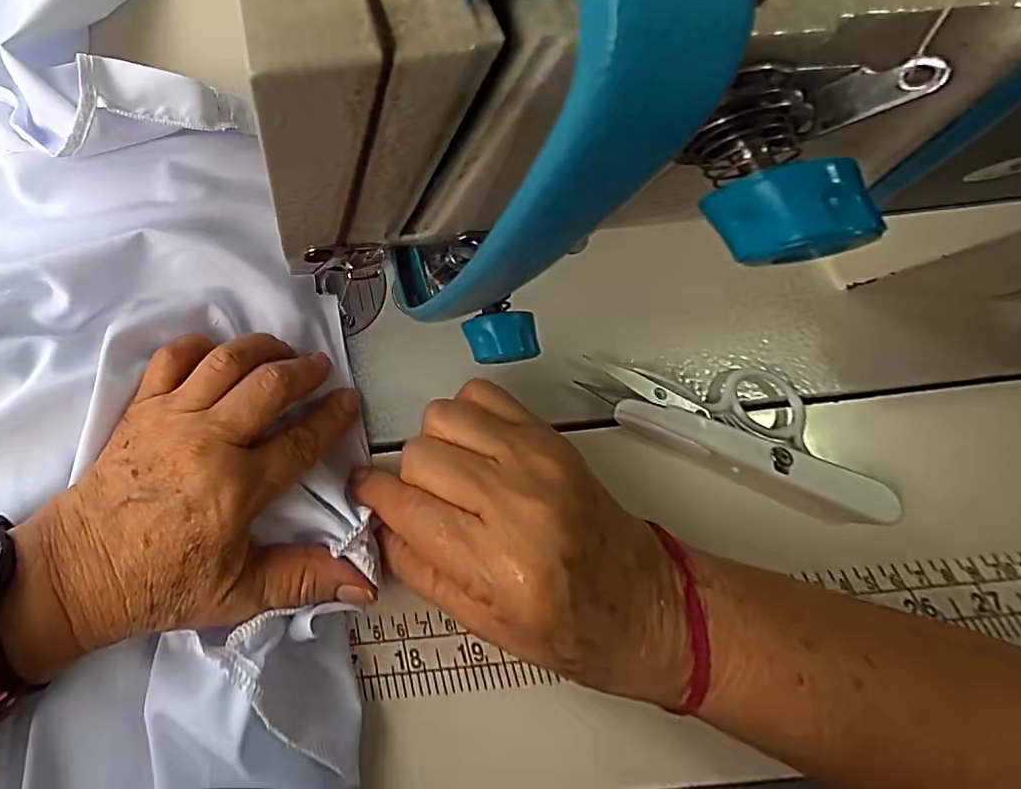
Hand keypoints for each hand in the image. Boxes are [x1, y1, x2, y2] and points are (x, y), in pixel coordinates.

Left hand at [4, 333, 372, 677]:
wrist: (88, 563)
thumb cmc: (161, 582)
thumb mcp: (238, 594)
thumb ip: (301, 579)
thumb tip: (363, 581)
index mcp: (237, 486)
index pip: (299, 441)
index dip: (330, 418)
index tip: (347, 401)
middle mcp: (207, 439)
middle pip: (267, 386)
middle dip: (303, 370)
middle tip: (320, 366)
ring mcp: (170, 416)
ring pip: (223, 362)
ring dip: (257, 347)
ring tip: (279, 348)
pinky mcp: (141, 407)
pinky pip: (169, 360)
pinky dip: (194, 345)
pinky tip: (212, 349)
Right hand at [348, 380, 689, 706]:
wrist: (653, 609)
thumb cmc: (570, 626)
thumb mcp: (478, 621)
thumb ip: (412, 564)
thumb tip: (374, 516)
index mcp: (499, 565)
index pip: (401, 503)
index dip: (371, 495)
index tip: (368, 494)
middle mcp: (519, 507)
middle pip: (416, 456)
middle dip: (410, 478)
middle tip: (431, 501)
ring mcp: (537, 464)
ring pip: (439, 418)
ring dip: (436, 443)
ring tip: (457, 472)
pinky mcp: (550, 439)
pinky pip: (477, 395)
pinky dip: (466, 414)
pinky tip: (478, 446)